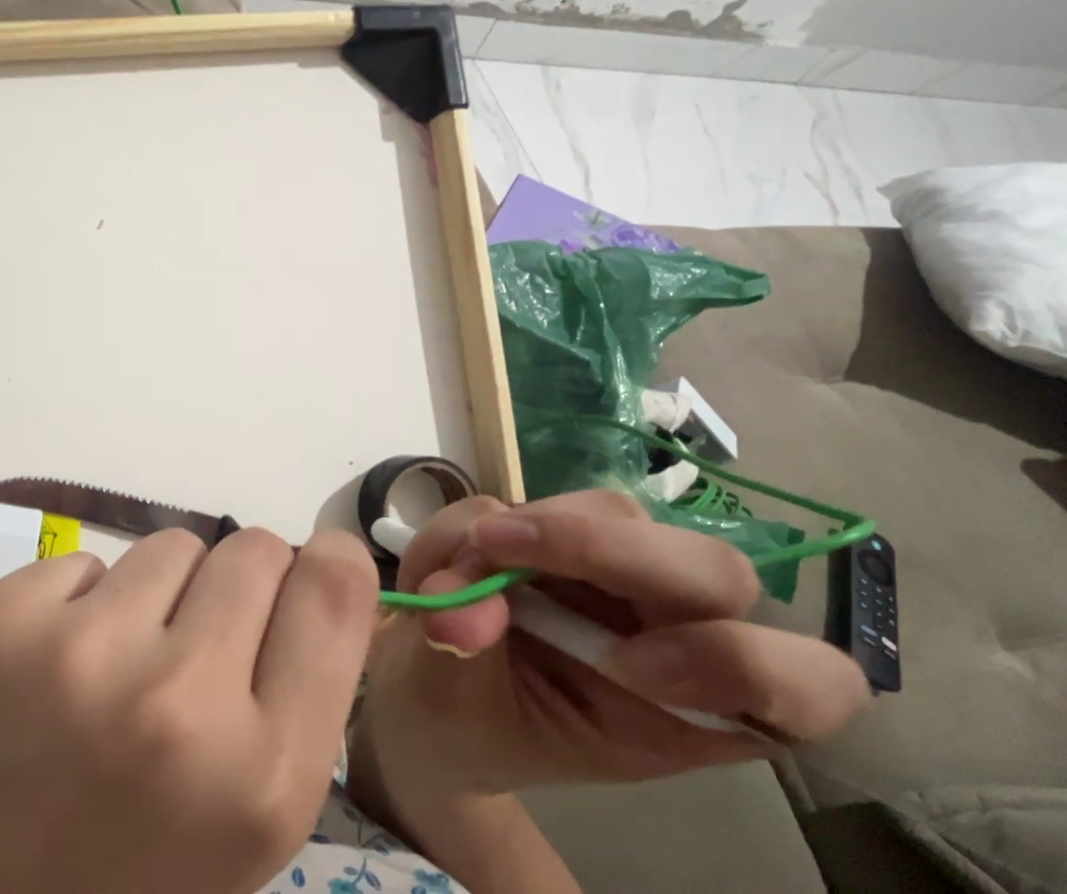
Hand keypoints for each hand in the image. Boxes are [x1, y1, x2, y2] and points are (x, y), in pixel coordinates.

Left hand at [0, 526, 379, 893]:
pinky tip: (53, 664)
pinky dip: (84, 601)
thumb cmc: (112, 883)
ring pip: (171, 546)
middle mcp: (178, 699)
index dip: (332, 567)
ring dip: (163, 592)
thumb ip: (291, 709)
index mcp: (259, 776)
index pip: (333, 595)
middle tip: (201, 636)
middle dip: (243, 584)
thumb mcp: (240, 833)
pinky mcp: (4, 617)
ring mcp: (82, 649)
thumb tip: (320, 585)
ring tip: (120, 659)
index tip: (314, 570)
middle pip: (255, 550)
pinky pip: (87, 562)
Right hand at [355, 490, 871, 801]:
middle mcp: (678, 633)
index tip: (624, 668)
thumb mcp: (455, 717)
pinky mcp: (563, 536)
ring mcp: (620, 575)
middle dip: (602, 547)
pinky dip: (470, 525)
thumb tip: (458, 599)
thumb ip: (459, 657)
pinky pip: (530, 501)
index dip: (738, 663)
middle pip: (710, 569)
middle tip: (495, 549)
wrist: (424, 699)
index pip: (806, 686)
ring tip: (440, 579)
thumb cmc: (463, 731)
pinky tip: (437, 565)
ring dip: (517, 533)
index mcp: (694, 714)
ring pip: (616, 513)